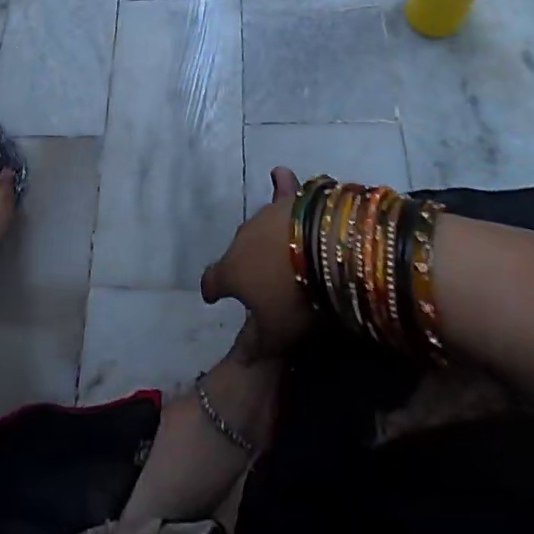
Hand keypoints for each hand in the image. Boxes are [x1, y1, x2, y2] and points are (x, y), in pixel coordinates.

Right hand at [201, 167, 312, 362]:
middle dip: (247, 264)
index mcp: (231, 272)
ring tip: (281, 246)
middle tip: (265, 278)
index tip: (212, 297)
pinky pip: (285, 191)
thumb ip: (256, 345)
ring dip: (267, 237)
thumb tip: (244, 361)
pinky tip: (280, 172)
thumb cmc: (292, 298)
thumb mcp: (275, 334)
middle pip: (239, 253)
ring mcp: (265, 218)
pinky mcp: (291, 202)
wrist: (321, 250)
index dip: (212, 289)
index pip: (213, 281)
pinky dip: (282, 184)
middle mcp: (241, 240)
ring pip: (260, 227)